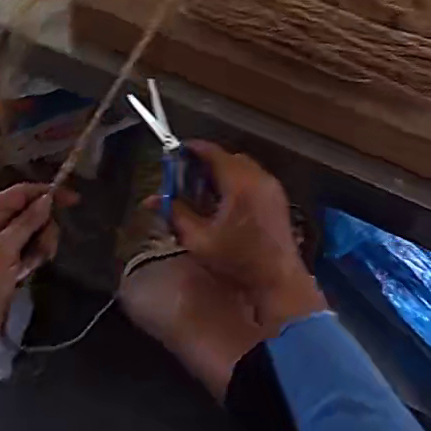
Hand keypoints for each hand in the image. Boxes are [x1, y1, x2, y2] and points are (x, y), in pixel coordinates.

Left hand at [0, 183, 62, 397]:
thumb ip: (27, 222)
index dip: (47, 193)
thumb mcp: (4, 251)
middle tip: (46, 248)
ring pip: (29, 233)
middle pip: (27, 212)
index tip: (75, 201)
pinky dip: (31, 258)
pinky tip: (29, 272)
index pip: (21, 192)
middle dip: (43, 226)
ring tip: (35, 264)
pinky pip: (23, 251)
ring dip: (39, 245)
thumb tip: (47, 197)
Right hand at [170, 142, 325, 327]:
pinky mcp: (278, 199)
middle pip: (228, 157)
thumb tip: (152, 200)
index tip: (177, 151)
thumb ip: (176, 214)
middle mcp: (259, 178)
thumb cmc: (237, 262)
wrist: (278, 281)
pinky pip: (254, 178)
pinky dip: (238, 181)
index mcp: (239, 184)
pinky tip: (225, 201)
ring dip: (223, 172)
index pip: (213, 152)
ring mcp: (272, 188)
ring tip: (204, 189)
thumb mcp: (199, 239)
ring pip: (243, 167)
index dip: (193, 149)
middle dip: (206, 162)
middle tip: (187, 174)